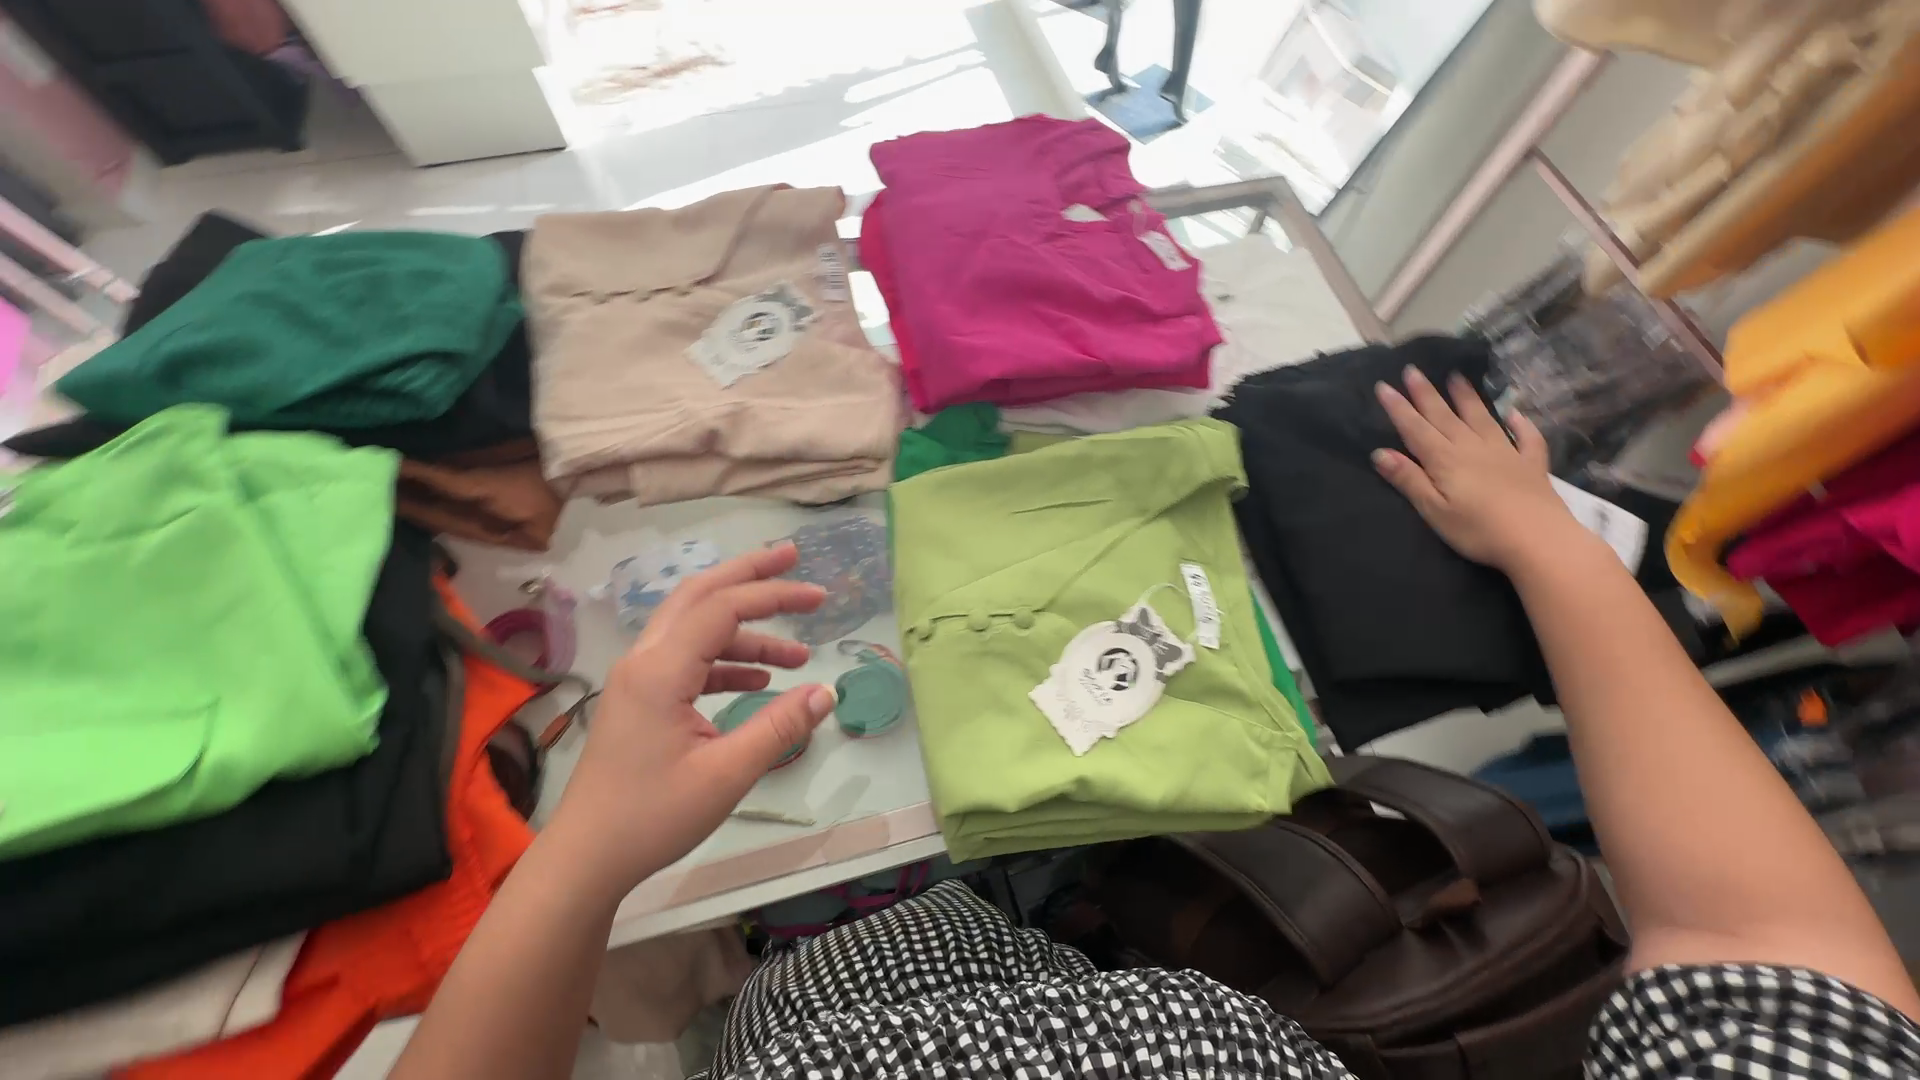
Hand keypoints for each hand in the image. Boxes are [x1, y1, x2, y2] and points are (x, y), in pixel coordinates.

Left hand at [547, 544, 833, 894]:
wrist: (586, 858)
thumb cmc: (652, 817)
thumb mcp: (726, 775)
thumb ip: (779, 727)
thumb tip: (826, 691)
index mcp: (660, 671)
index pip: (723, 608)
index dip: (775, 595)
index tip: (820, 599)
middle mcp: (644, 661)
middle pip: (700, 595)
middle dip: (749, 574)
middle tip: (793, 558)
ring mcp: (638, 679)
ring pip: (695, 628)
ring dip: (745, 632)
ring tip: (797, 652)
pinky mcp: (640, 700)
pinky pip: (688, 660)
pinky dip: (725, 660)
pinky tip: (759, 681)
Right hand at [1372, 366, 1579, 571]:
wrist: (1539, 540)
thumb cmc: (1478, 530)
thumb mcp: (1434, 510)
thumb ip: (1409, 480)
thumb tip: (1380, 453)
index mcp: (1445, 460)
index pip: (1415, 429)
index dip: (1398, 408)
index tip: (1384, 386)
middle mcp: (1472, 448)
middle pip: (1444, 416)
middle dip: (1426, 393)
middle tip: (1414, 370)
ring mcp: (1505, 453)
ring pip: (1481, 419)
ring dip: (1467, 398)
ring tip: (1457, 377)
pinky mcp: (1530, 465)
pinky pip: (1526, 437)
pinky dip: (1520, 423)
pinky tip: (1514, 414)